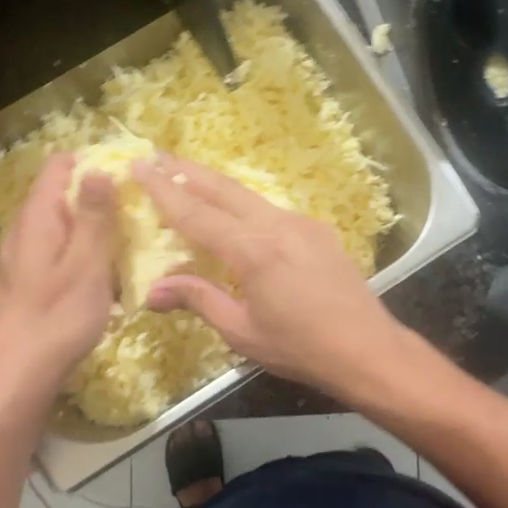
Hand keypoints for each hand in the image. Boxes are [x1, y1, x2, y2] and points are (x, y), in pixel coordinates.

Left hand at [0, 154, 118, 403]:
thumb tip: (98, 167)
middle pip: (63, 198)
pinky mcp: (29, 289)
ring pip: (65, 232)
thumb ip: (94, 215)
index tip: (132, 178)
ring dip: (97, 236)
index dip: (95, 163)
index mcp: (38, 218)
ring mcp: (24, 262)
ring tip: (130, 252)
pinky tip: (106, 287)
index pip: (60, 166)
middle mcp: (25, 232)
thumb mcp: (86, 264)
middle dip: (101, 201)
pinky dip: (86, 263)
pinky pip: (62, 260)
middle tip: (140, 219)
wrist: (15, 380)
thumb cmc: (56, 320)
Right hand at [134, 156, 412, 399]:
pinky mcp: (320, 233)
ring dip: (217, 187)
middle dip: (188, 173)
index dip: (164, 192)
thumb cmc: (301, 348)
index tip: (138, 167)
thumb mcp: (243, 331)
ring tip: (189, 179)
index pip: (197, 214)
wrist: (368, 350)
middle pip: (224, 190)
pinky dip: (245, 206)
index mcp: (254, 251)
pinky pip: (273, 211)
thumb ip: (199, 300)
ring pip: (251, 197)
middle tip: (157, 157)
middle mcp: (278, 226)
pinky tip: (237, 214)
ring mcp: (304, 225)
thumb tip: (153, 290)